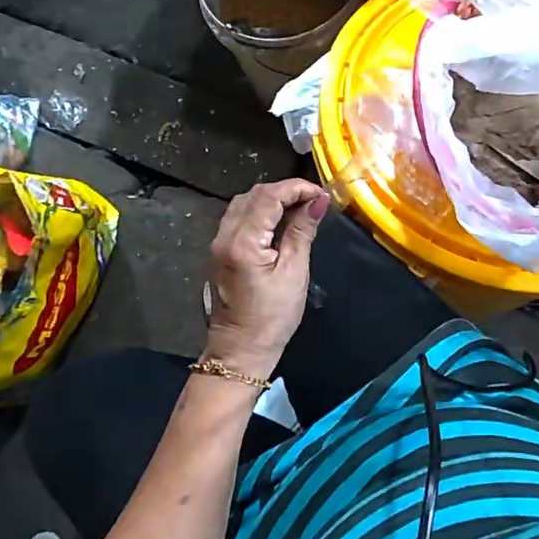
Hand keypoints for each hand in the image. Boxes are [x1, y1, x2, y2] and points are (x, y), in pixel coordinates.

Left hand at [203, 180, 329, 380]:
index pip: (269, 197)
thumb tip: (318, 202)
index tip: (320, 194)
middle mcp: (224, 236)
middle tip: (312, 200)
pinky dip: (259, 211)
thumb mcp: (294, 273)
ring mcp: (218, 242)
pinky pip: (238, 218)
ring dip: (271, 199)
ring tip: (299, 208)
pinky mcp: (219, 250)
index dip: (296, 188)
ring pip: (243, 203)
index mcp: (243, 242)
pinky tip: (279, 221)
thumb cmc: (272, 318)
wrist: (240, 350)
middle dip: (284, 191)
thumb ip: (302, 232)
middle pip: (253, 195)